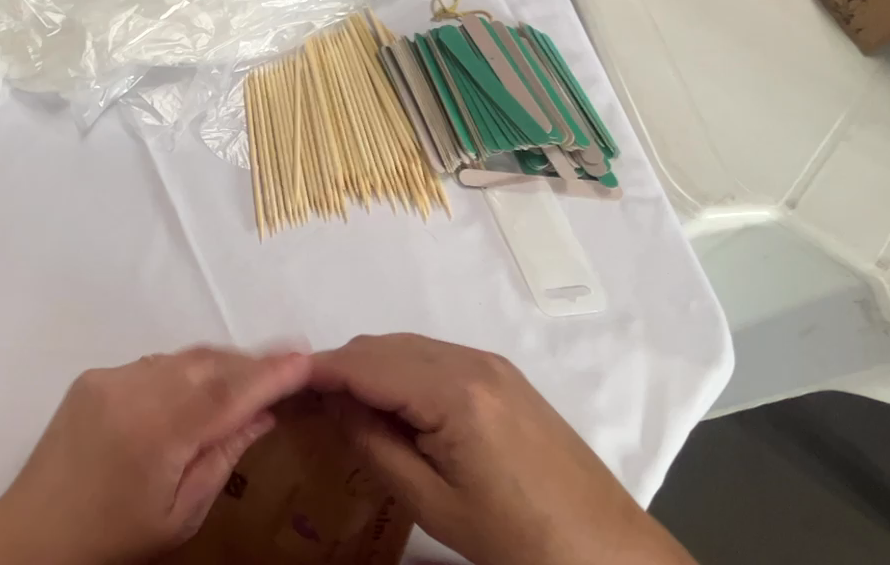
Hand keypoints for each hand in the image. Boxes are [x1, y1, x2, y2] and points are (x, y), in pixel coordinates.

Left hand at [0, 347, 310, 564]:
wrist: (39, 529)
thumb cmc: (118, 535)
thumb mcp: (182, 511)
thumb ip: (223, 454)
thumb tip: (262, 412)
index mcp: (160, 430)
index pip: (227, 390)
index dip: (269, 371)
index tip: (305, 356)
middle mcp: (133, 390)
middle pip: (204, 363)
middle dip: (247, 361)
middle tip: (286, 365)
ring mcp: (109, 378)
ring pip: (177, 359)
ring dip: (214, 364)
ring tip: (247, 378)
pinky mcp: (92, 376)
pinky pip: (149, 364)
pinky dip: (179, 371)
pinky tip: (194, 389)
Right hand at [310, 334, 695, 564]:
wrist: (612, 557)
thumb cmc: (517, 539)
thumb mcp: (431, 502)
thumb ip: (371, 442)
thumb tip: (329, 401)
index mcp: (452, 393)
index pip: (362, 364)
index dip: (314, 369)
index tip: (277, 380)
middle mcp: (469, 361)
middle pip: (380, 346)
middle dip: (339, 367)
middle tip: (308, 402)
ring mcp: (490, 363)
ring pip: (404, 346)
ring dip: (369, 367)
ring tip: (347, 408)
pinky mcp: (503, 374)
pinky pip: (432, 355)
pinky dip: (400, 371)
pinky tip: (394, 406)